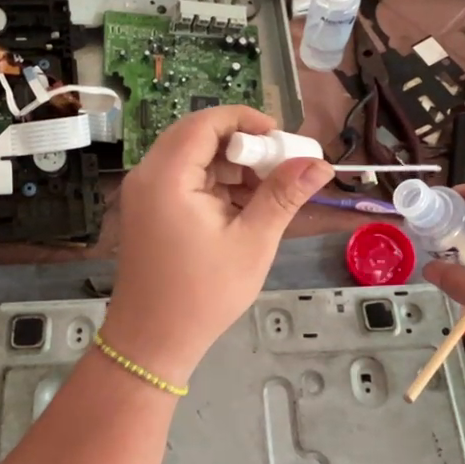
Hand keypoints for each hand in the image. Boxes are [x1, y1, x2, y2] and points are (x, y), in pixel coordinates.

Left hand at [106, 106, 333, 384]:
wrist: (152, 343)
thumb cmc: (203, 294)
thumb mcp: (252, 241)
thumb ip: (284, 195)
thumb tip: (320, 163)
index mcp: (167, 176)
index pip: (206, 123)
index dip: (246, 120)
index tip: (281, 137)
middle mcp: (148, 175)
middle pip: (197, 136)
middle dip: (242, 145)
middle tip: (279, 164)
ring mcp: (144, 193)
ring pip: (192, 158)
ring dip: (230, 166)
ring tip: (268, 190)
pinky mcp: (148, 211)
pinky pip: (183, 180)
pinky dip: (214, 184)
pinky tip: (244, 207)